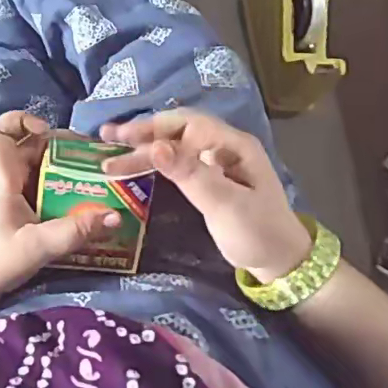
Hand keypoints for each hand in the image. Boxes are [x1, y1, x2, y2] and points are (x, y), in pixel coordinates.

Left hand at [0, 111, 120, 301]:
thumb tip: (115, 215)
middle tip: (94, 158)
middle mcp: (4, 177)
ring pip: (38, 167)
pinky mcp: (14, 208)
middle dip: (62, 147)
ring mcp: (8, 192)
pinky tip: (82, 201)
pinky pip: (39, 187)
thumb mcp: (36, 247)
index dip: (21, 120)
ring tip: (96, 177)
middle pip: (31, 145)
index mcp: (1, 176)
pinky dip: (60, 188)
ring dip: (65, 169)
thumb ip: (75, 231)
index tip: (47, 131)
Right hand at [99, 110, 310, 280]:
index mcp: (233, 145)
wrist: (281, 261)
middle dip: (141, 132)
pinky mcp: (209, 177)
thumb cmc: (257, 233)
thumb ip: (190, 175)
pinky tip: (136, 161)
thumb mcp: (225, 205)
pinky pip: (178, 159)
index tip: (120, 142)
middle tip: (106, 137)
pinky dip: (154, 158)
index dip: (151, 131)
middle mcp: (224, 146)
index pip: (186, 126)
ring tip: (111, 147)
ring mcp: (217, 161)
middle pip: (178, 129)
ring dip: (144, 144)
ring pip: (175, 143)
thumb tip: (155, 146)